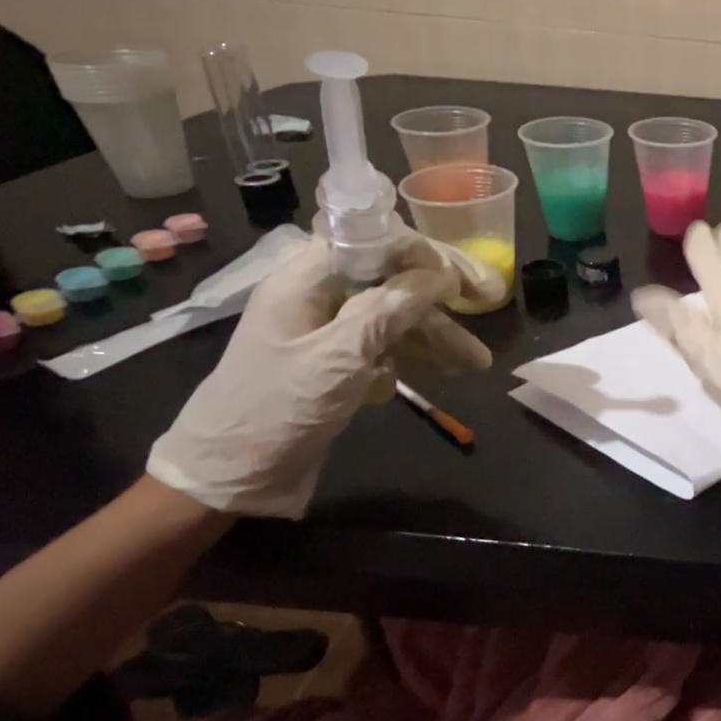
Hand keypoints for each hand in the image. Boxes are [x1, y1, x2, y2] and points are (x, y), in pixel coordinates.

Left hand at [147, 233, 498, 516]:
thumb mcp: (338, 359)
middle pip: (391, 277)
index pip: (374, 240)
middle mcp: (316, 296)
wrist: (229, 479)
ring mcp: (325, 331)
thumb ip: (388, 309)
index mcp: (304, 280)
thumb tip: (436, 274)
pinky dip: (414, 355)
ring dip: (436, 334)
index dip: (423, 253)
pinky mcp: (334, 363)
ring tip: (477, 362)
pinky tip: (446, 372)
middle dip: (440, 296)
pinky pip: (383, 345)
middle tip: (491, 301)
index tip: (464, 279)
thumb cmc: (276, 410)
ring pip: (393, 316)